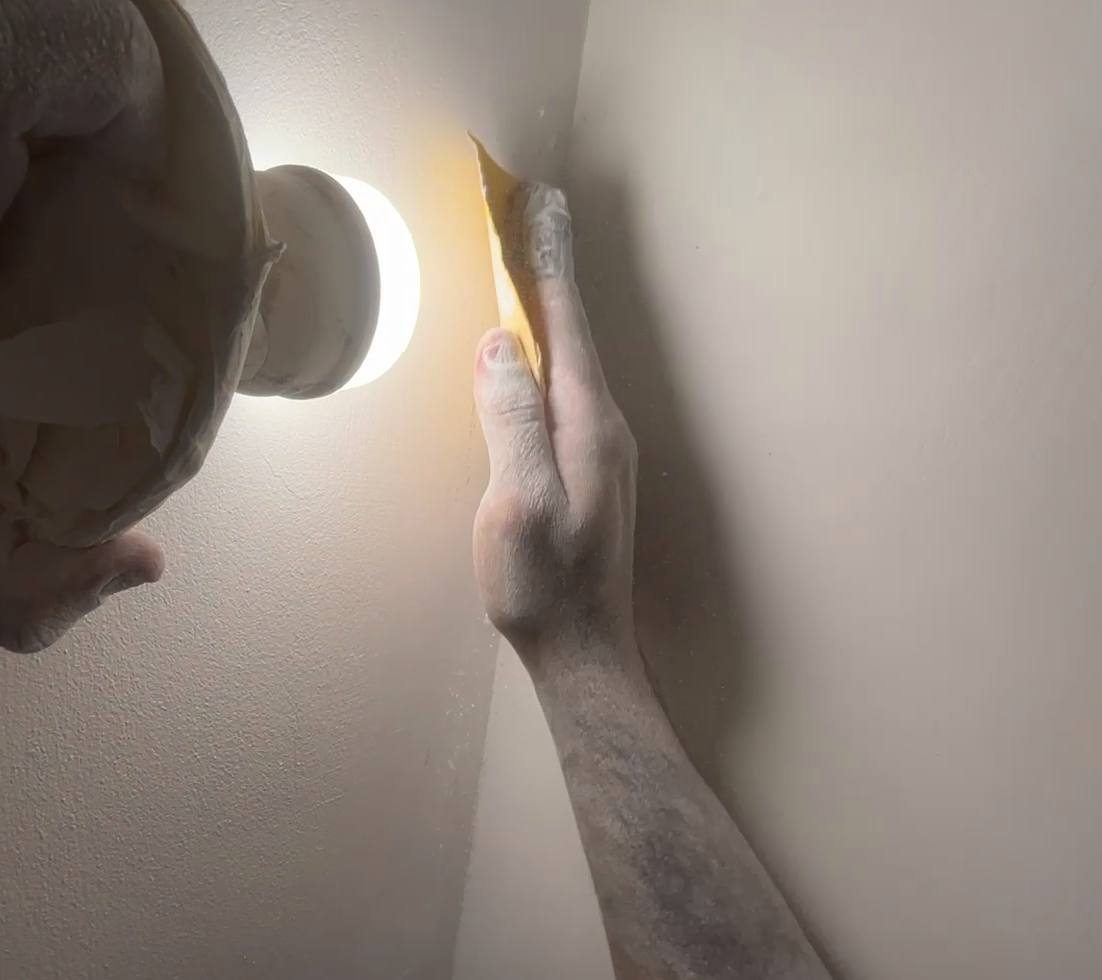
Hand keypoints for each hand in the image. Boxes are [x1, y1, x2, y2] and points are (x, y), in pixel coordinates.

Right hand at [472, 185, 639, 668]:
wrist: (581, 648)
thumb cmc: (542, 584)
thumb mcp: (517, 501)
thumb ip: (511, 420)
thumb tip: (499, 345)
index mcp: (586, 426)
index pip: (564, 327)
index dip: (545, 268)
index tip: (533, 210)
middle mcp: (602, 428)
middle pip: (572, 336)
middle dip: (550, 275)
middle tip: (530, 222)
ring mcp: (599, 451)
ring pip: (569, 364)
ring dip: (549, 314)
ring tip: (528, 272)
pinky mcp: (587, 471)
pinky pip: (563, 396)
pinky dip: (547, 359)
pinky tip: (532, 358)